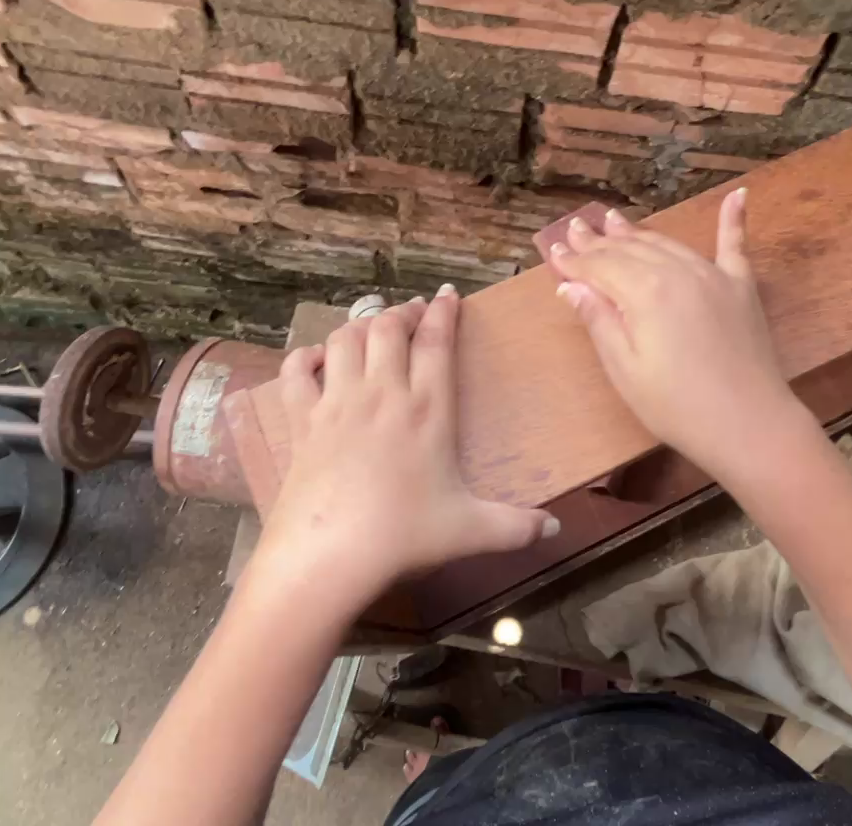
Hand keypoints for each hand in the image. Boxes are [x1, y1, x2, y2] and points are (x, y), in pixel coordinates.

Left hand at [251, 286, 559, 606]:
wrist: (329, 556)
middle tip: (413, 313)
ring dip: (360, 326)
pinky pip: (296, 372)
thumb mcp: (470, 531)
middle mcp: (382, 393)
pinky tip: (314, 359)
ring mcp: (337, 403)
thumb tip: (555, 529)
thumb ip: (516, 527)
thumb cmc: (404, 537)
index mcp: (428, 409)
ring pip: (345, 340)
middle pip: (388, 328)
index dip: (444, 312)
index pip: (437, 342)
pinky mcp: (302, 421)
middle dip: (403, 312)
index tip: (448, 295)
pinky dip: (304, 357)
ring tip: (372, 328)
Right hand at [549, 189, 811, 473]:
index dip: (573, 261)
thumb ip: (599, 321)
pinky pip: (734, 246)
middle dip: (598, 241)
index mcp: (644, 292)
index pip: (599, 268)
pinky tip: (739, 195)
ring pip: (666, 244)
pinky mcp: (740, 288)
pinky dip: (734, 220)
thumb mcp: (625, 369)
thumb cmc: (677, 406)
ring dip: (637, 232)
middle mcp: (677, 272)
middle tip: (576, 227)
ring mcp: (713, 276)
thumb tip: (570, 286)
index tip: (553, 251)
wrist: (749, 426)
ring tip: (613, 219)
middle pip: (629, 250)